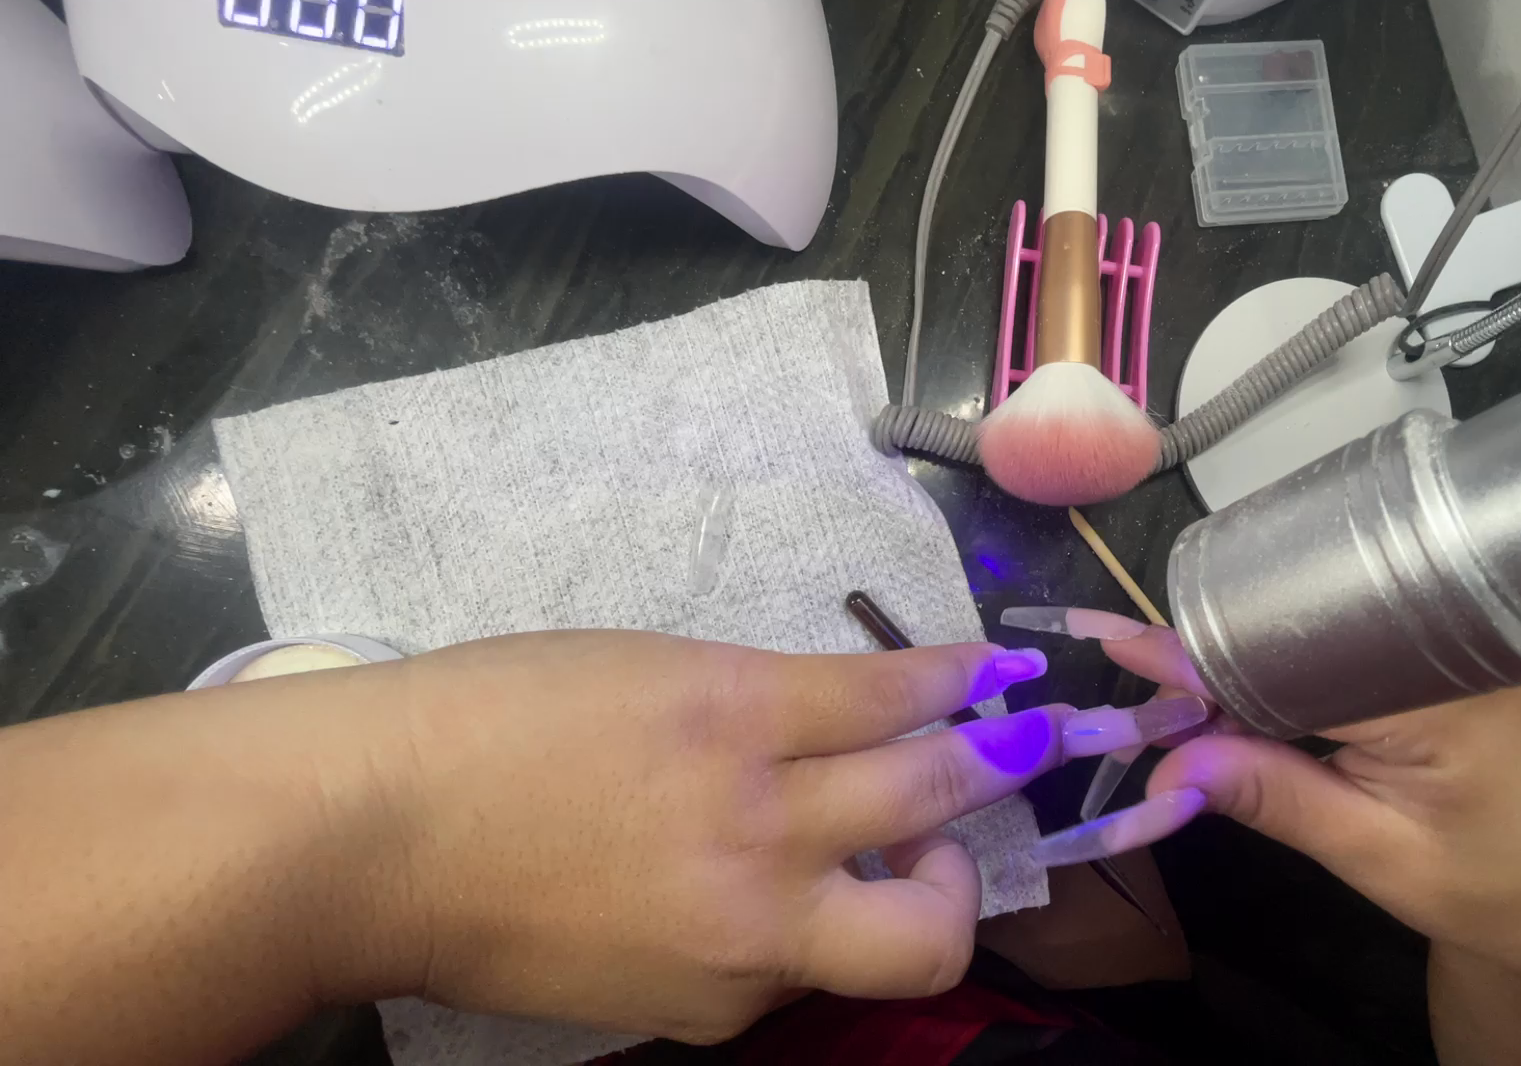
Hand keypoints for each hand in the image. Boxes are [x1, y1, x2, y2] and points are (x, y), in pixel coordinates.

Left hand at [0, 631, 1077, 1061]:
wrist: (364, 817)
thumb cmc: (481, 901)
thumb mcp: (618, 972)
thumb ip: (727, 941)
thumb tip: (809, 878)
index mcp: (732, 989)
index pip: (871, 962)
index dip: (906, 910)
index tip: (907, 866)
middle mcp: (773, 904)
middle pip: (933, 900)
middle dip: (978, 848)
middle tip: (1002, 791)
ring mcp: (765, 790)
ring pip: (930, 772)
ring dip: (994, 748)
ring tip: (1030, 714)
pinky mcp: (746, 694)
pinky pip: (884, 685)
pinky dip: (951, 671)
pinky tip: (989, 659)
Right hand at [1100, 627, 1520, 1065]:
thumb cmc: (1498, 891)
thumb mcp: (1378, 858)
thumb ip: (1274, 799)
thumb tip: (1164, 771)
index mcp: (1442, 690)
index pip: (1292, 648)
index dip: (1202, 653)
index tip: (1125, 650)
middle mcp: (1448, 639)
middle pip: (1293, 625)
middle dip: (1208, 659)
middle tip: (1150, 701)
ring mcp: (1448, 637)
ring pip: (1307, 630)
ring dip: (1240, 666)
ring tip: (1185, 705)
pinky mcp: (1435, 648)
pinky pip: (1333, 643)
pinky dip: (1278, 672)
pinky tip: (1243, 702)